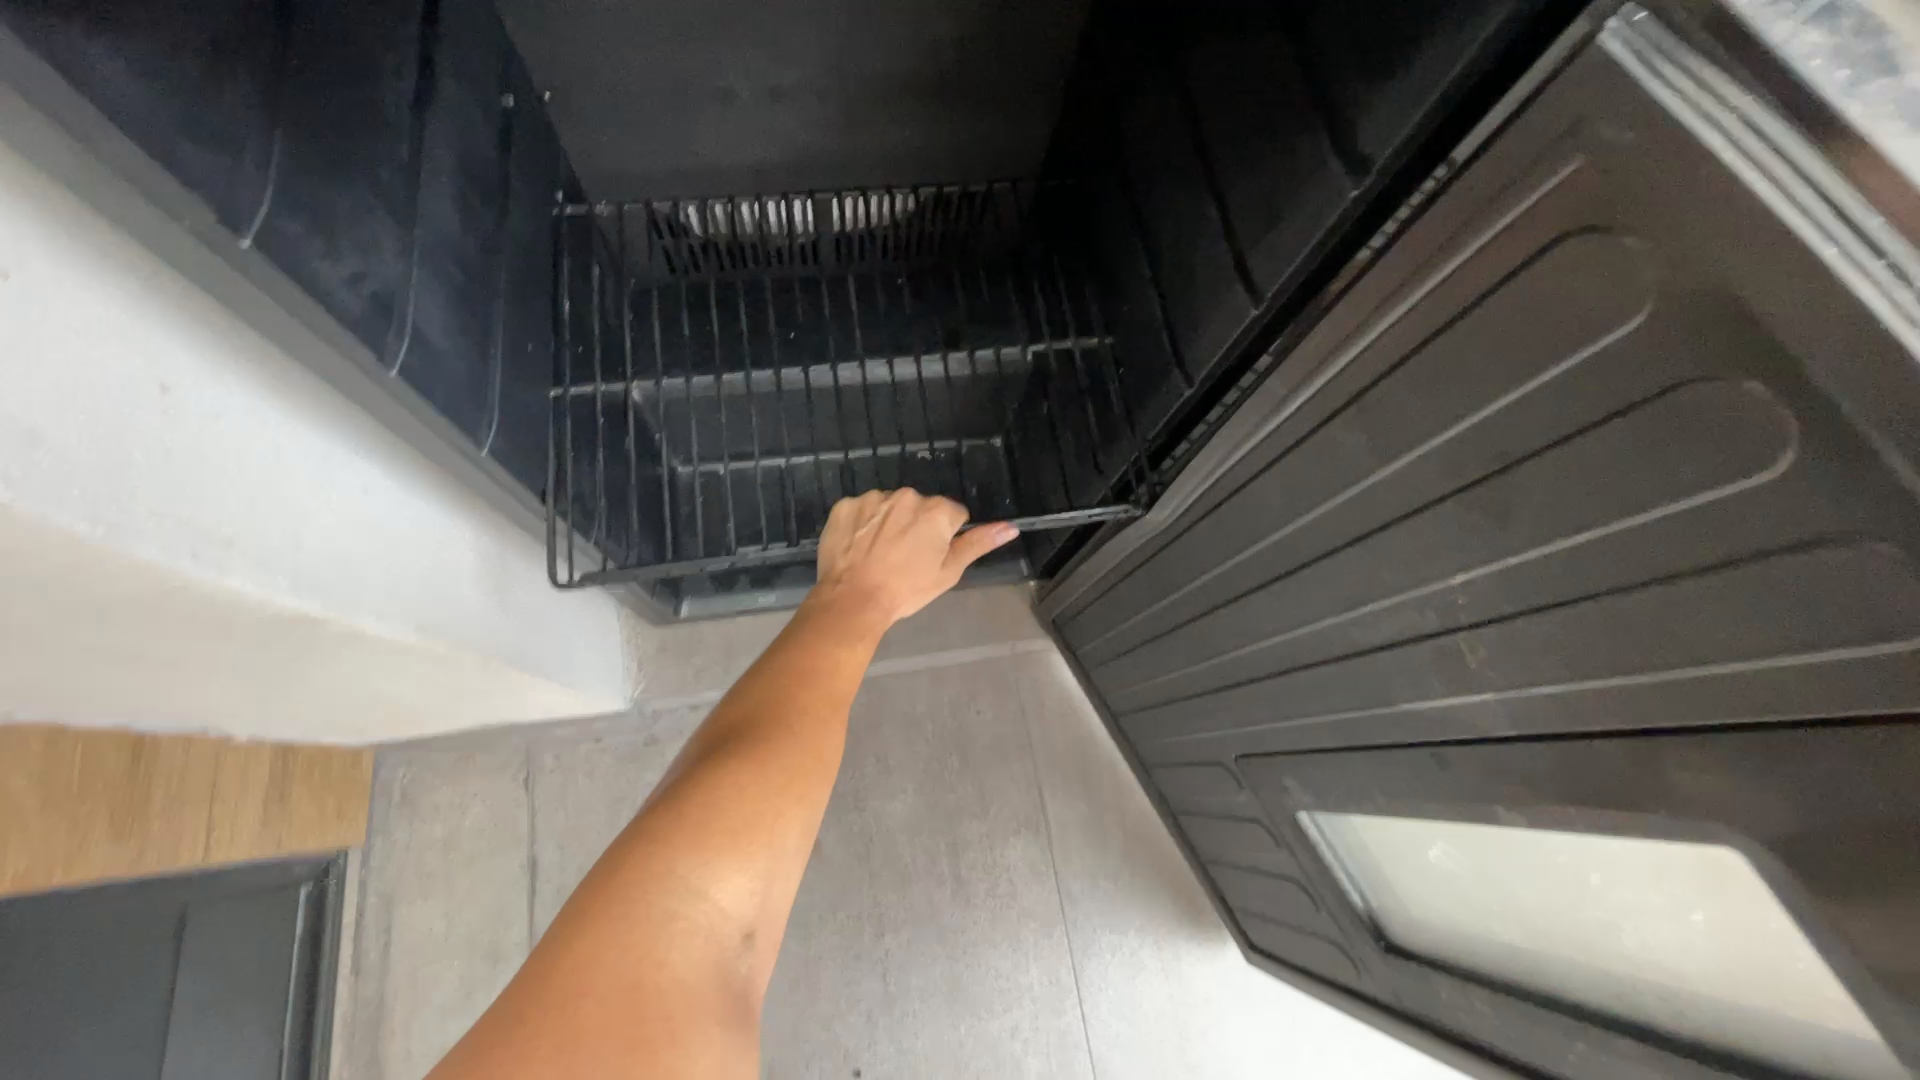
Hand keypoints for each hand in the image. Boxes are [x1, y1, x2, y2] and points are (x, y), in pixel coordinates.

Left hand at [808, 489, 1019, 627]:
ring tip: (880, 554)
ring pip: (890, 507)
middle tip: (904, 558)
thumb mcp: (949, 571)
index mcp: (937, 510)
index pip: (953, 515)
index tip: (929, 557)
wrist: (853, 599)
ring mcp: (874, 498)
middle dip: (916, 526)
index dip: (944, 537)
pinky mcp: (846, 505)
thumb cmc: (907, 589)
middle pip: (920, 508)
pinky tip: (859, 547)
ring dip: (889, 523)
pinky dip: (862, 524)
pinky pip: (862, 510)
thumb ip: (978, 543)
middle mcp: (907, 496)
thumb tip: (1011, 527)